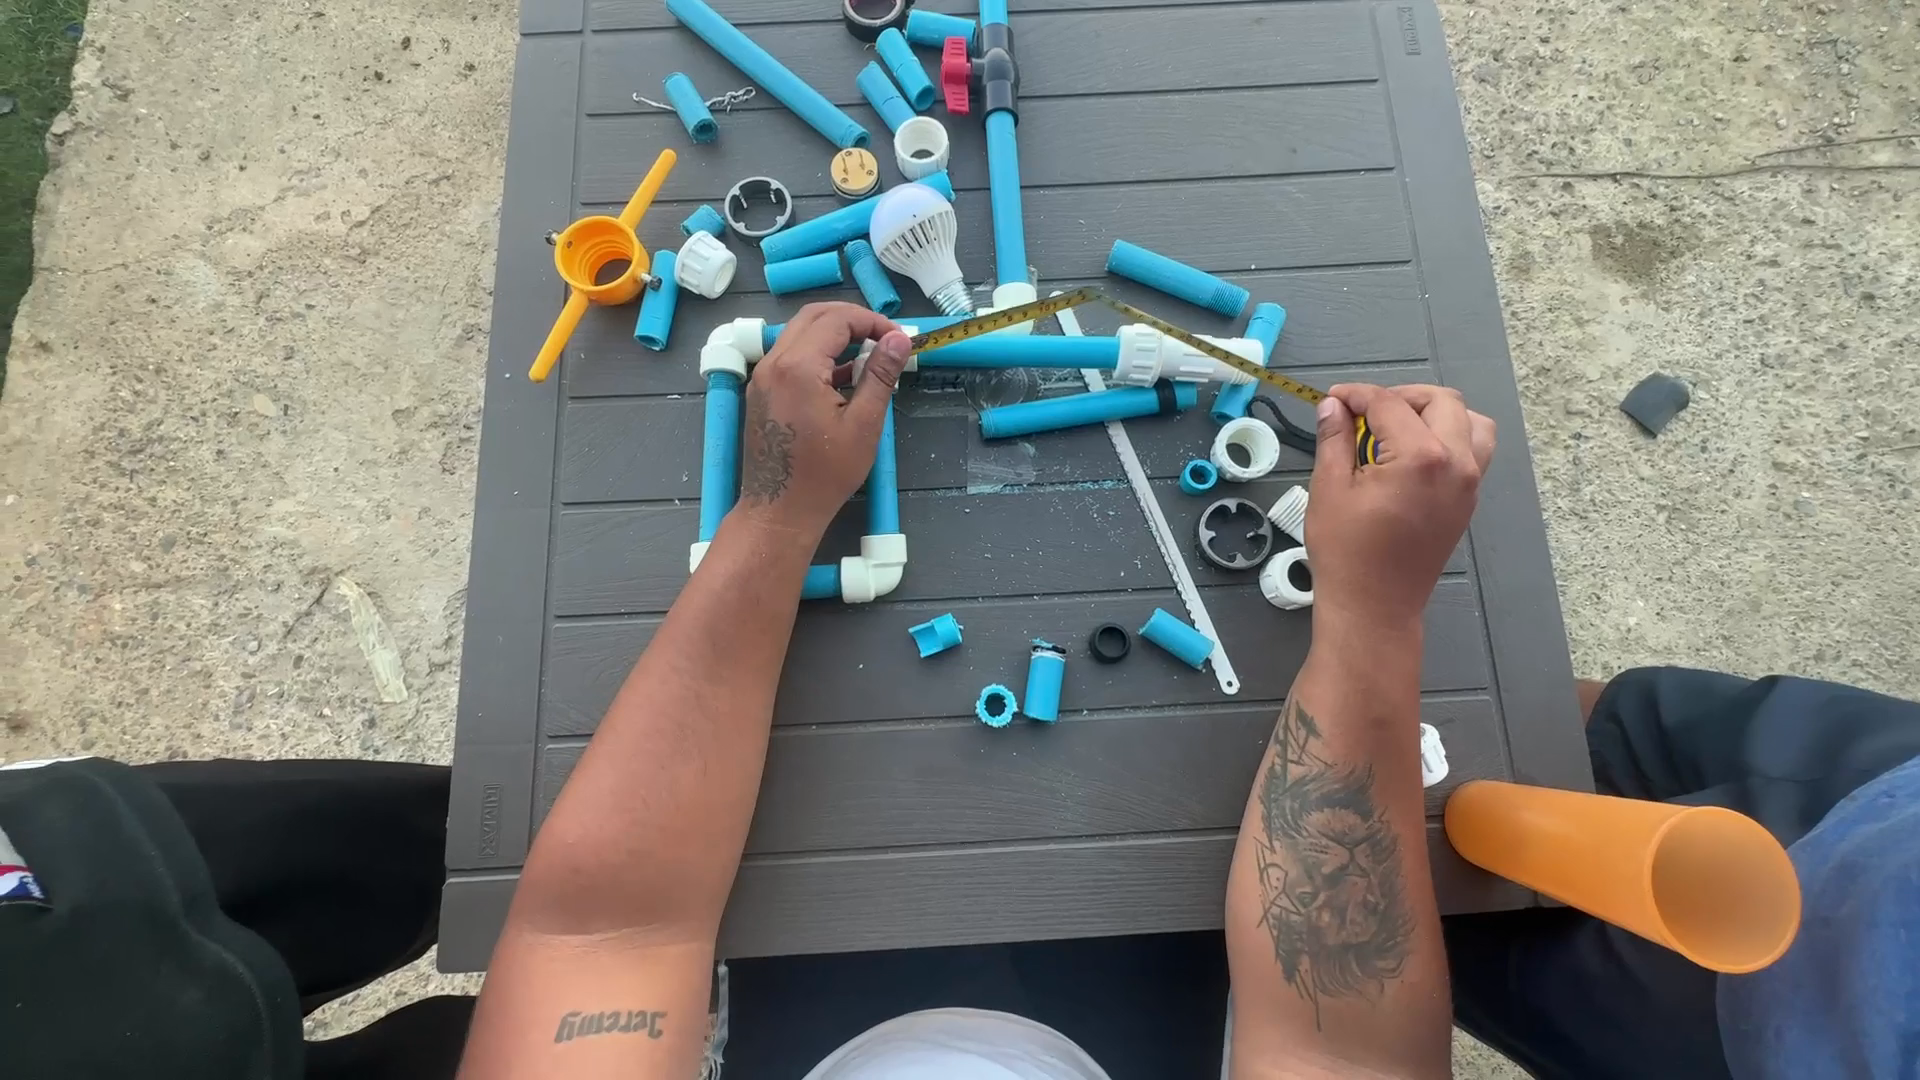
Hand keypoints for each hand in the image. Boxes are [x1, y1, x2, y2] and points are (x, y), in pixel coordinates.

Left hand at [735, 303, 911, 535]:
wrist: (780, 510)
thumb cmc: (825, 474)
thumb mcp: (863, 425)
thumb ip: (880, 376)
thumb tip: (900, 340)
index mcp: (798, 367)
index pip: (838, 320)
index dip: (873, 322)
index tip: (899, 339)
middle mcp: (774, 363)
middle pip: (814, 316)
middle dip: (853, 320)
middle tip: (884, 339)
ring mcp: (763, 377)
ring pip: (800, 334)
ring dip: (835, 336)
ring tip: (869, 357)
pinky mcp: (761, 392)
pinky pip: (791, 357)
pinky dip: (819, 355)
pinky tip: (844, 377)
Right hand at [1304, 384, 1495, 634]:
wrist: (1374, 604)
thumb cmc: (1345, 550)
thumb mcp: (1329, 489)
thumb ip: (1335, 439)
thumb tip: (1332, 407)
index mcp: (1420, 457)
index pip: (1390, 405)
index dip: (1357, 395)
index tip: (1332, 398)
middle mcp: (1457, 463)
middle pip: (1440, 402)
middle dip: (1399, 397)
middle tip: (1363, 411)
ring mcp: (1470, 482)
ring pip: (1470, 422)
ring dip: (1435, 413)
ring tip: (1397, 427)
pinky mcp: (1469, 500)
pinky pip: (1474, 451)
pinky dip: (1449, 437)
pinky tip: (1412, 454)